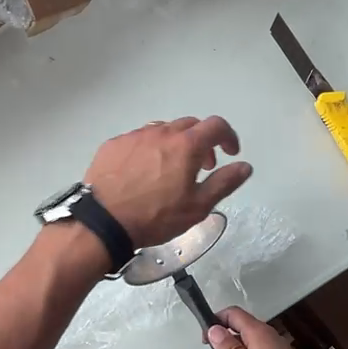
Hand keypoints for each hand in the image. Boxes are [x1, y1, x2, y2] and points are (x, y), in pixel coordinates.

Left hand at [84, 117, 252, 249]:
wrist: (102, 222)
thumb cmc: (155, 217)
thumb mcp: (197, 207)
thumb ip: (224, 182)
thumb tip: (245, 166)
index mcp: (185, 145)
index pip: (216, 126)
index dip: (228, 136)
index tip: (230, 153)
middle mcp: (160, 132)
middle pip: (189, 125)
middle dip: (201, 141)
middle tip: (201, 166)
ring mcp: (133, 136)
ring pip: (162, 131)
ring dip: (174, 144)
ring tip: (171, 170)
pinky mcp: (112, 145)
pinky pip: (138, 140)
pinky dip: (149, 149)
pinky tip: (142, 172)